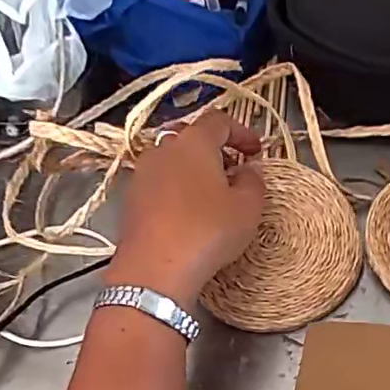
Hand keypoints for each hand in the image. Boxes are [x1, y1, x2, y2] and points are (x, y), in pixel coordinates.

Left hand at [107, 111, 265, 301]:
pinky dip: (180, 189)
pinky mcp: (132, 198)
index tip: (257, 150)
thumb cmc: (207, 231)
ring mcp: (143, 173)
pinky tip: (192, 213)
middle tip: (236, 171)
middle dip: (218, 150)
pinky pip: (162, 183)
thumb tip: (250, 169)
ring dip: (197, 171)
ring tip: (215, 195)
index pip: (220, 120)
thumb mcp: (248, 207)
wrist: (155, 269)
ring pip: (175, 160)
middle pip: (193, 137)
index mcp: (194, 142)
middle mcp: (164, 149)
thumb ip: (255, 181)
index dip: (242, 132)